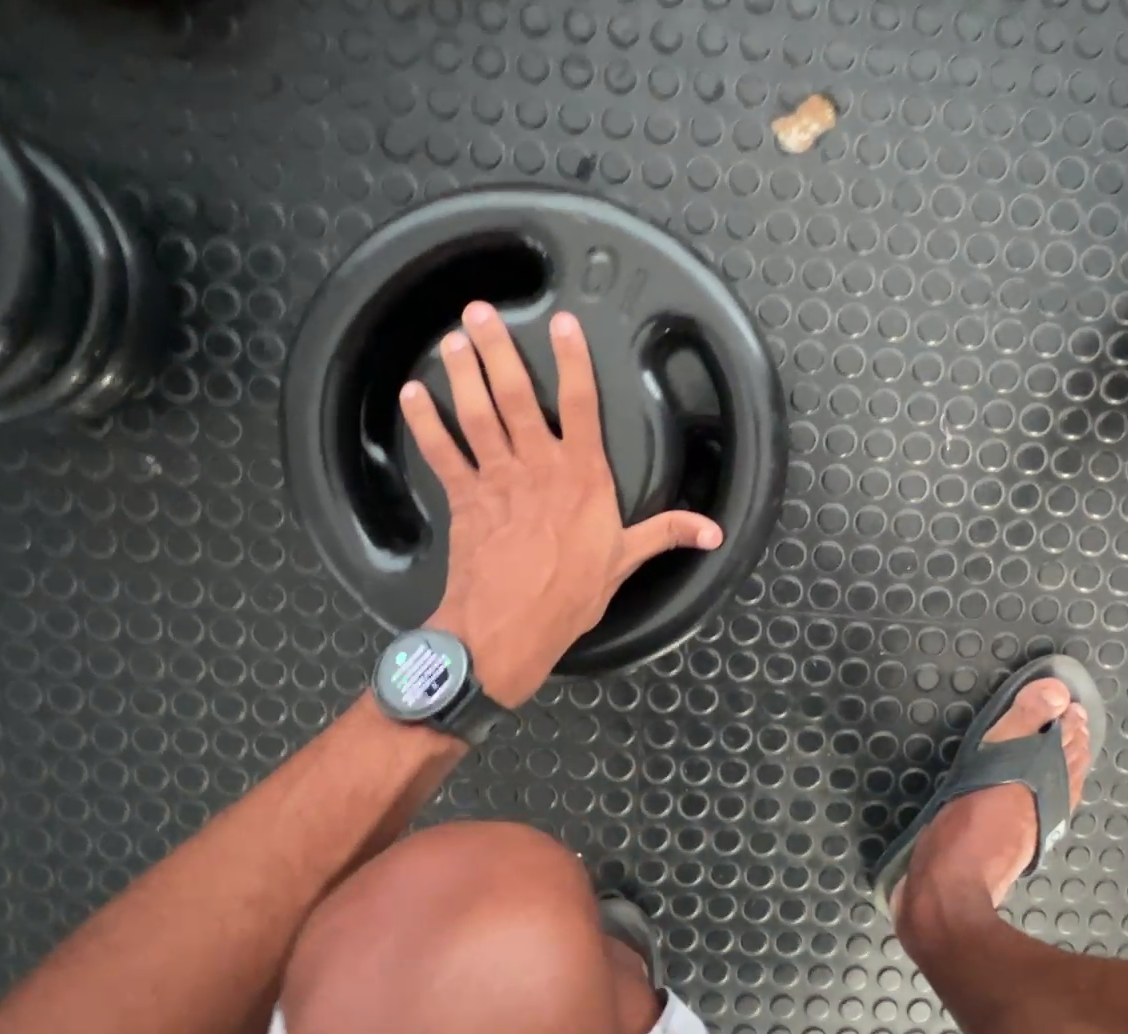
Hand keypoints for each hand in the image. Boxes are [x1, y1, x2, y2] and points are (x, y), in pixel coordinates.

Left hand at [398, 302, 722, 706]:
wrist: (510, 628)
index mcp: (583, 475)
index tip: (563, 323)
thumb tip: (715, 532)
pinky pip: (442, 452)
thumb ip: (668, 534)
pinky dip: (425, 422)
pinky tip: (412, 395)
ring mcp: (498, 479)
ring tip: (452, 339)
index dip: (574, 360)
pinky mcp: (465, 498)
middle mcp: (539, 465)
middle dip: (499, 350)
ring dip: (463, 374)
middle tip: (480, 312)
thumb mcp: (626, 560)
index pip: (583, 404)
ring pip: (477, 414)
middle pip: (517, 396)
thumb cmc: (572, 593)